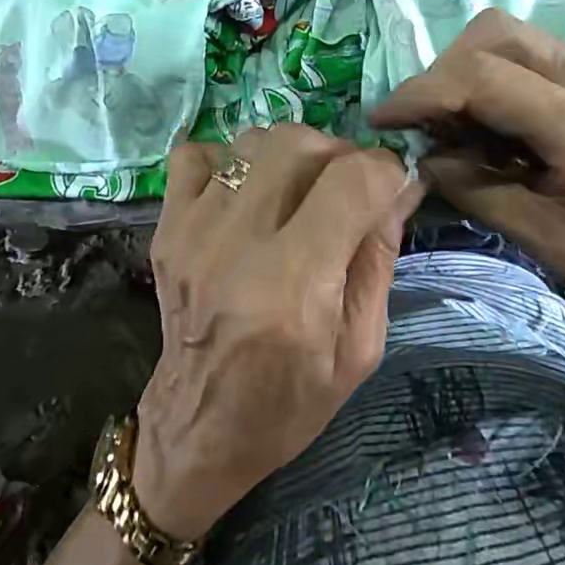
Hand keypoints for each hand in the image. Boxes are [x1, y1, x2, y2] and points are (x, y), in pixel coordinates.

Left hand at [133, 125, 421, 539]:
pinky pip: (196, 154)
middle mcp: (237, 246)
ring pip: (252, 140)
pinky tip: (245, 193)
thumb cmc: (290, 400)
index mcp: (294, 286)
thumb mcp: (360, 347)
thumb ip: (378, 258)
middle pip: (297, 143)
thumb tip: (399, 184)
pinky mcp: (166, 228)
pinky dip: (229, 160)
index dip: (384, 171)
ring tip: (297, 192)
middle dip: (337, 154)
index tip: (388, 189)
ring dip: (288, 155)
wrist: (201, 424)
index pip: (352, 180)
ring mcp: (192, 231)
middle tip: (343, 189)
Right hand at [368, 9, 564, 332]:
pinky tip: (489, 127)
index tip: (383, 120)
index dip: (421, 92)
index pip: (483, 77)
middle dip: (442, 72)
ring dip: (465, 71)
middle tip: (423, 123)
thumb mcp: (548, 241)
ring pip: (511, 37)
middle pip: (495, 33)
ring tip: (452, 126)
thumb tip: (424, 158)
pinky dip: (492, 79)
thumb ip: (477, 191)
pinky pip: (530, 58)